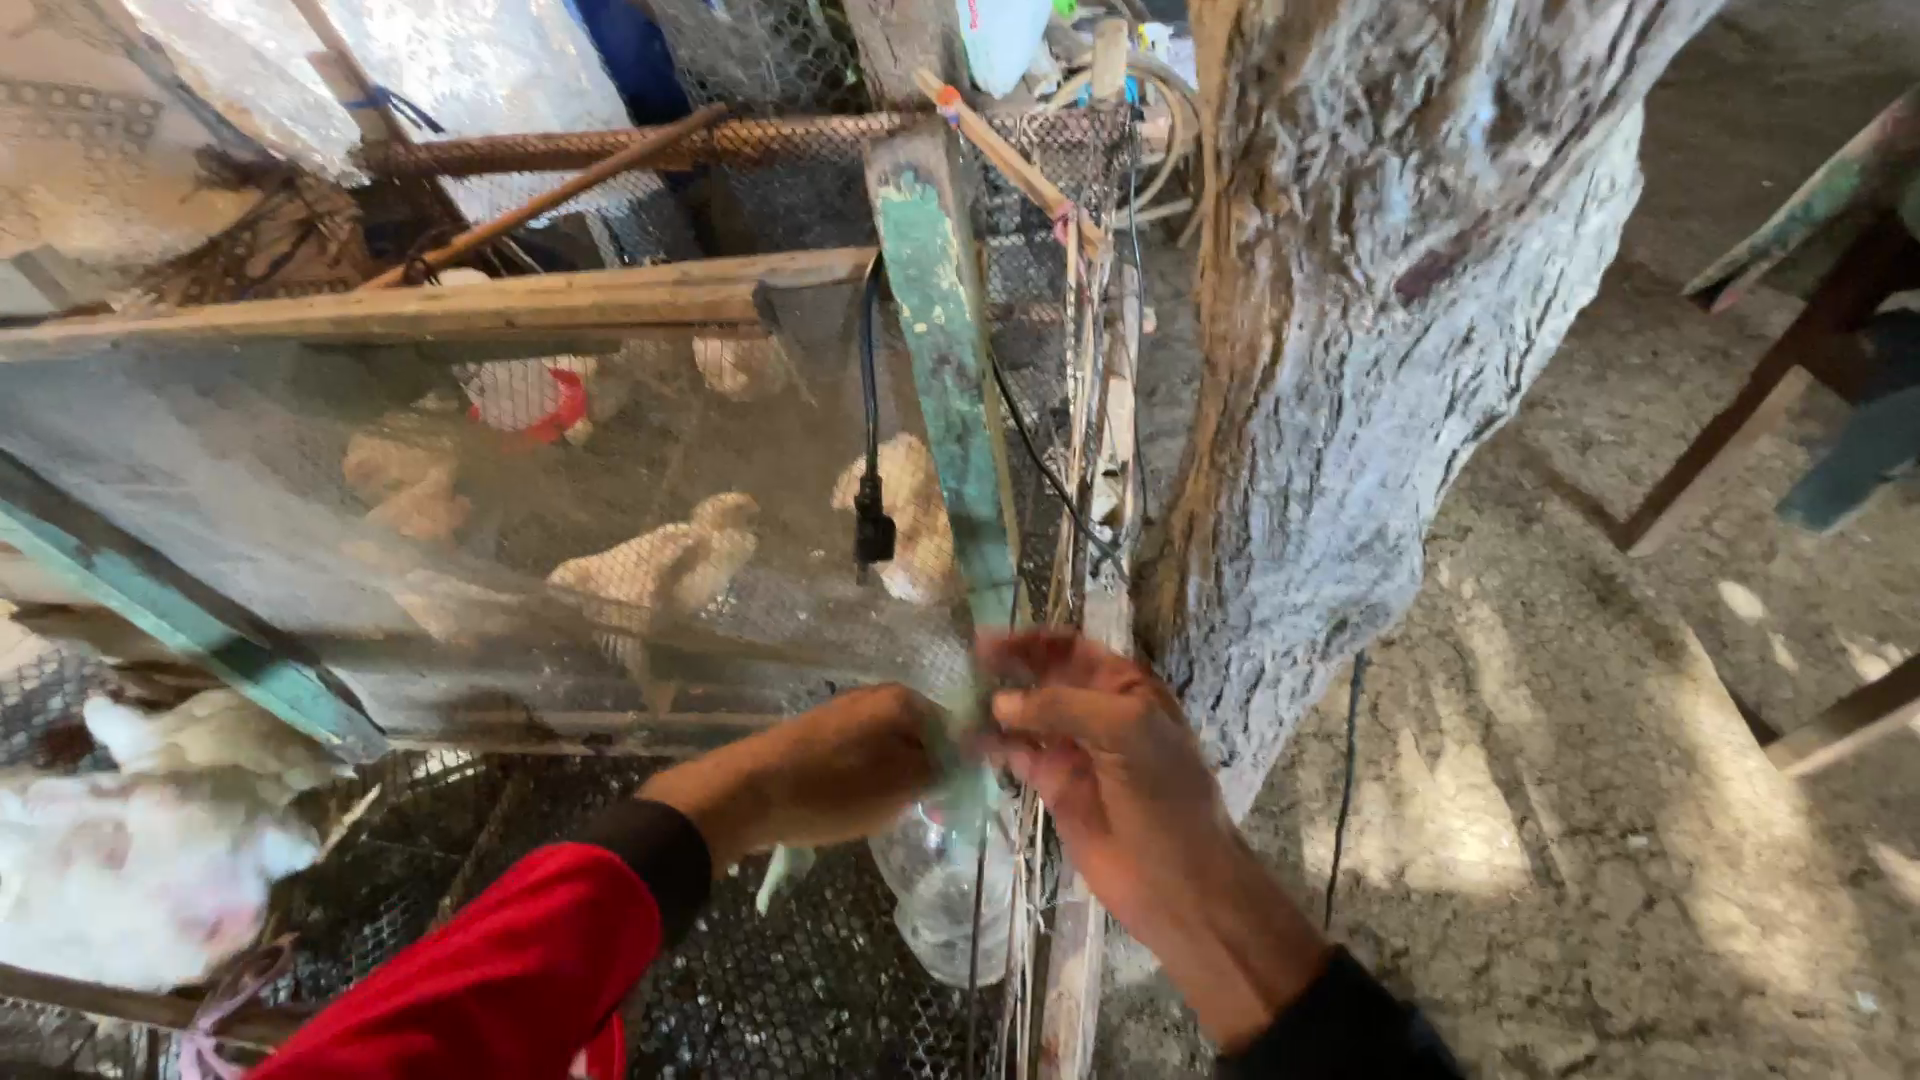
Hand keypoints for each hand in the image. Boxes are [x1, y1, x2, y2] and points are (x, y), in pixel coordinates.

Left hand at [639, 684, 936, 871]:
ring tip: (884, 811)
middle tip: (920, 811)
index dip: (961, 767)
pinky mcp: (820, 732)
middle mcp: (877, 694)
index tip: (949, 803)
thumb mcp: (903, 785)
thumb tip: (973, 754)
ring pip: (892, 747)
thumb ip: (946, 767)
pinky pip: (862, 753)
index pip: (956, 728)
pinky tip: (854, 802)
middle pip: (923, 735)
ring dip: (897, 778)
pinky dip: (867, 777)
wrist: (748, 793)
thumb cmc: (836, 788)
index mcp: (904, 698)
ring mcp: (846, 711)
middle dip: (926, 773)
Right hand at [976, 631, 1328, 1049]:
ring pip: (1024, 715)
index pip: (1071, 650)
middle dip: (1007, 668)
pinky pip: (1016, 755)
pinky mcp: (1053, 784)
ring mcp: (1073, 748)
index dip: (1032, 641)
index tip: (989, 640)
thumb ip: (1062, 706)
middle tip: (965, 664)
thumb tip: (1001, 702)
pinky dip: (991, 745)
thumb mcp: (1126, 731)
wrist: (1178, 882)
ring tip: (956, 699)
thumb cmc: (1164, 795)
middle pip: (1042, 677)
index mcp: (1123, 688)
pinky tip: (966, 740)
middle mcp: (1095, 711)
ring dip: (994, 705)